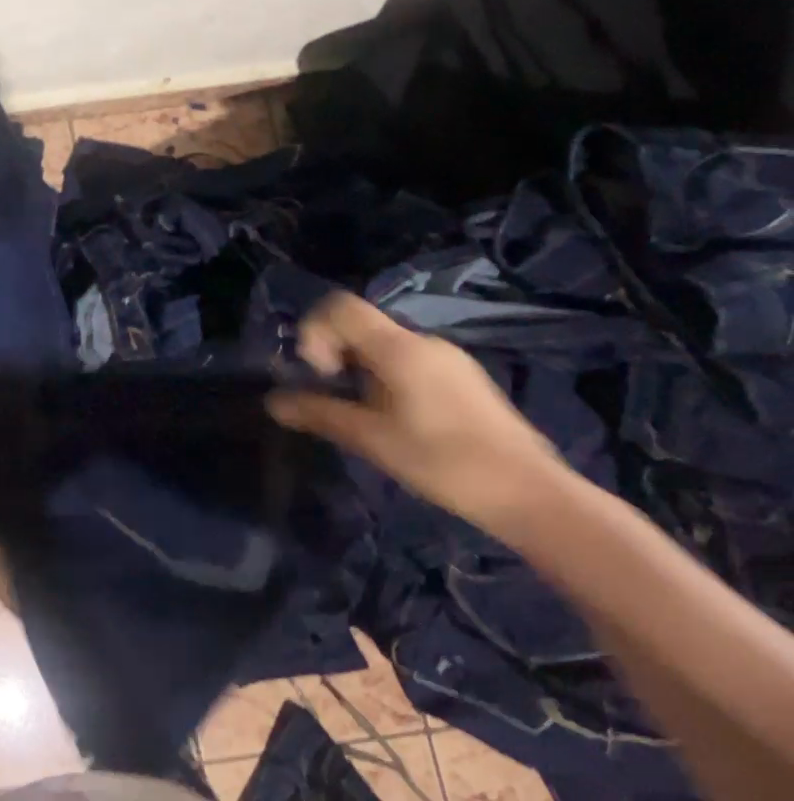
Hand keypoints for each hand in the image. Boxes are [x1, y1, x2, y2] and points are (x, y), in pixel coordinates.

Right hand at [264, 292, 571, 530]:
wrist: (530, 495)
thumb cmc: (443, 462)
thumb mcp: (371, 439)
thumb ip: (319, 414)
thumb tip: (273, 402)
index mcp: (401, 349)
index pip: (341, 308)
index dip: (314, 331)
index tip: (317, 373)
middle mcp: (425, 343)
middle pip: (361, 327)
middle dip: (333, 355)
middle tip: (330, 397)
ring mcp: (449, 360)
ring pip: (383, 348)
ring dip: (357, 371)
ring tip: (359, 414)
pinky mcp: (462, 381)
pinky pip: (408, 364)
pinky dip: (383, 380)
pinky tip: (391, 421)